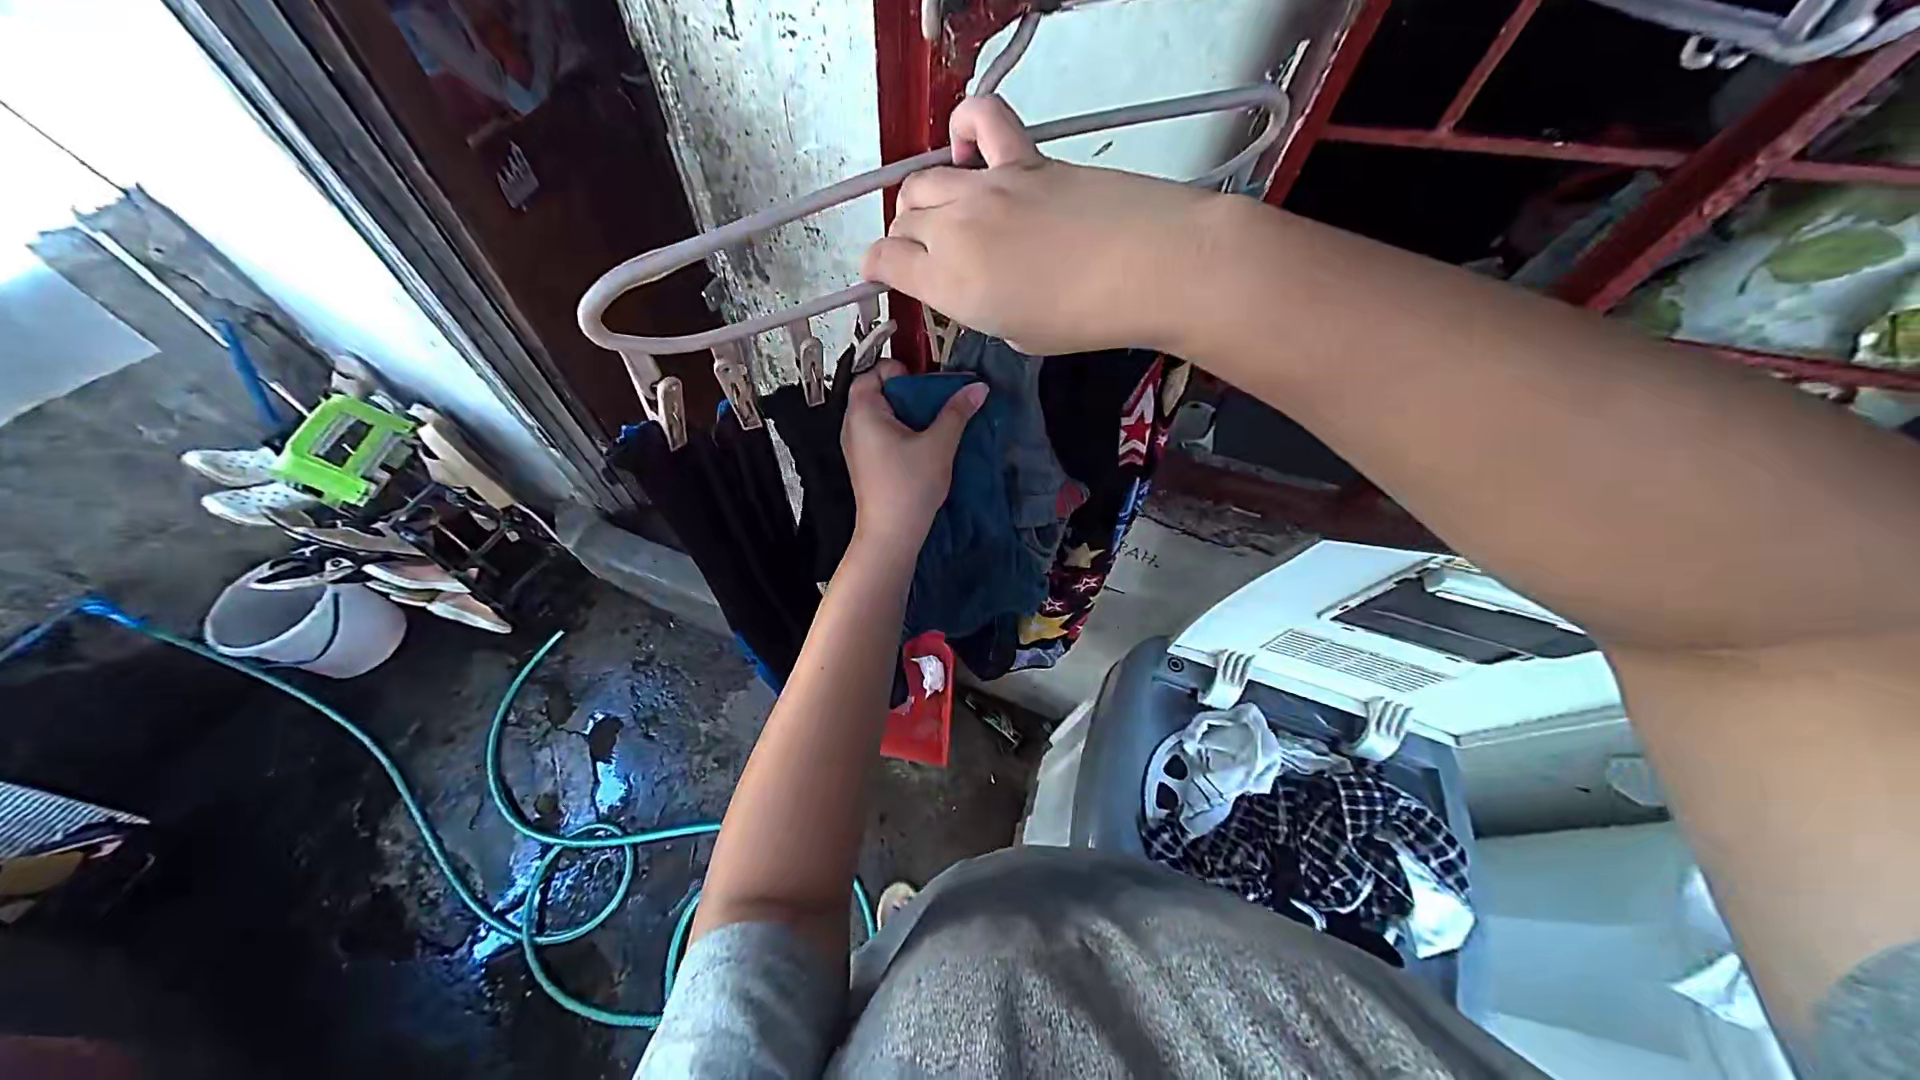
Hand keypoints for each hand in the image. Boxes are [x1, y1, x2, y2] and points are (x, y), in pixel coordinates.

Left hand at [841, 359, 987, 550]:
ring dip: (910, 415)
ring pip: (884, 415)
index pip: (875, 371)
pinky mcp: (866, 463)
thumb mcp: (939, 444)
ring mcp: (857, 446)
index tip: (927, 383)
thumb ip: (957, 412)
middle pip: (880, 392)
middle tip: (937, 403)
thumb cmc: (907, 489)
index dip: (902, 371)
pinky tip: (926, 447)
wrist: (891, 534)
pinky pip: (883, 435)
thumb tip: (977, 388)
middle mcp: (853, 425)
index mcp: (863, 411)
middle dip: (911, 393)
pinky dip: (904, 433)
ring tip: (935, 425)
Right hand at [861, 95, 1224, 355]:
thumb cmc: (1084, 319)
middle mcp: (954, 228)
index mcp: (947, 282)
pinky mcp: (1025, 158)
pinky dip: (966, 127)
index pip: (883, 262)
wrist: (1146, 269)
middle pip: (903, 218)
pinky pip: (981, 119)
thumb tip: (976, 284)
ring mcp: (987, 187)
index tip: (884, 274)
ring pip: (925, 178)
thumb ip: (981, 307)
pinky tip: (968, 146)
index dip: (877, 269)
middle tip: (926, 255)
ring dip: (923, 198)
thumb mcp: (1016, 336)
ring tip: (944, 213)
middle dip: (905, 240)